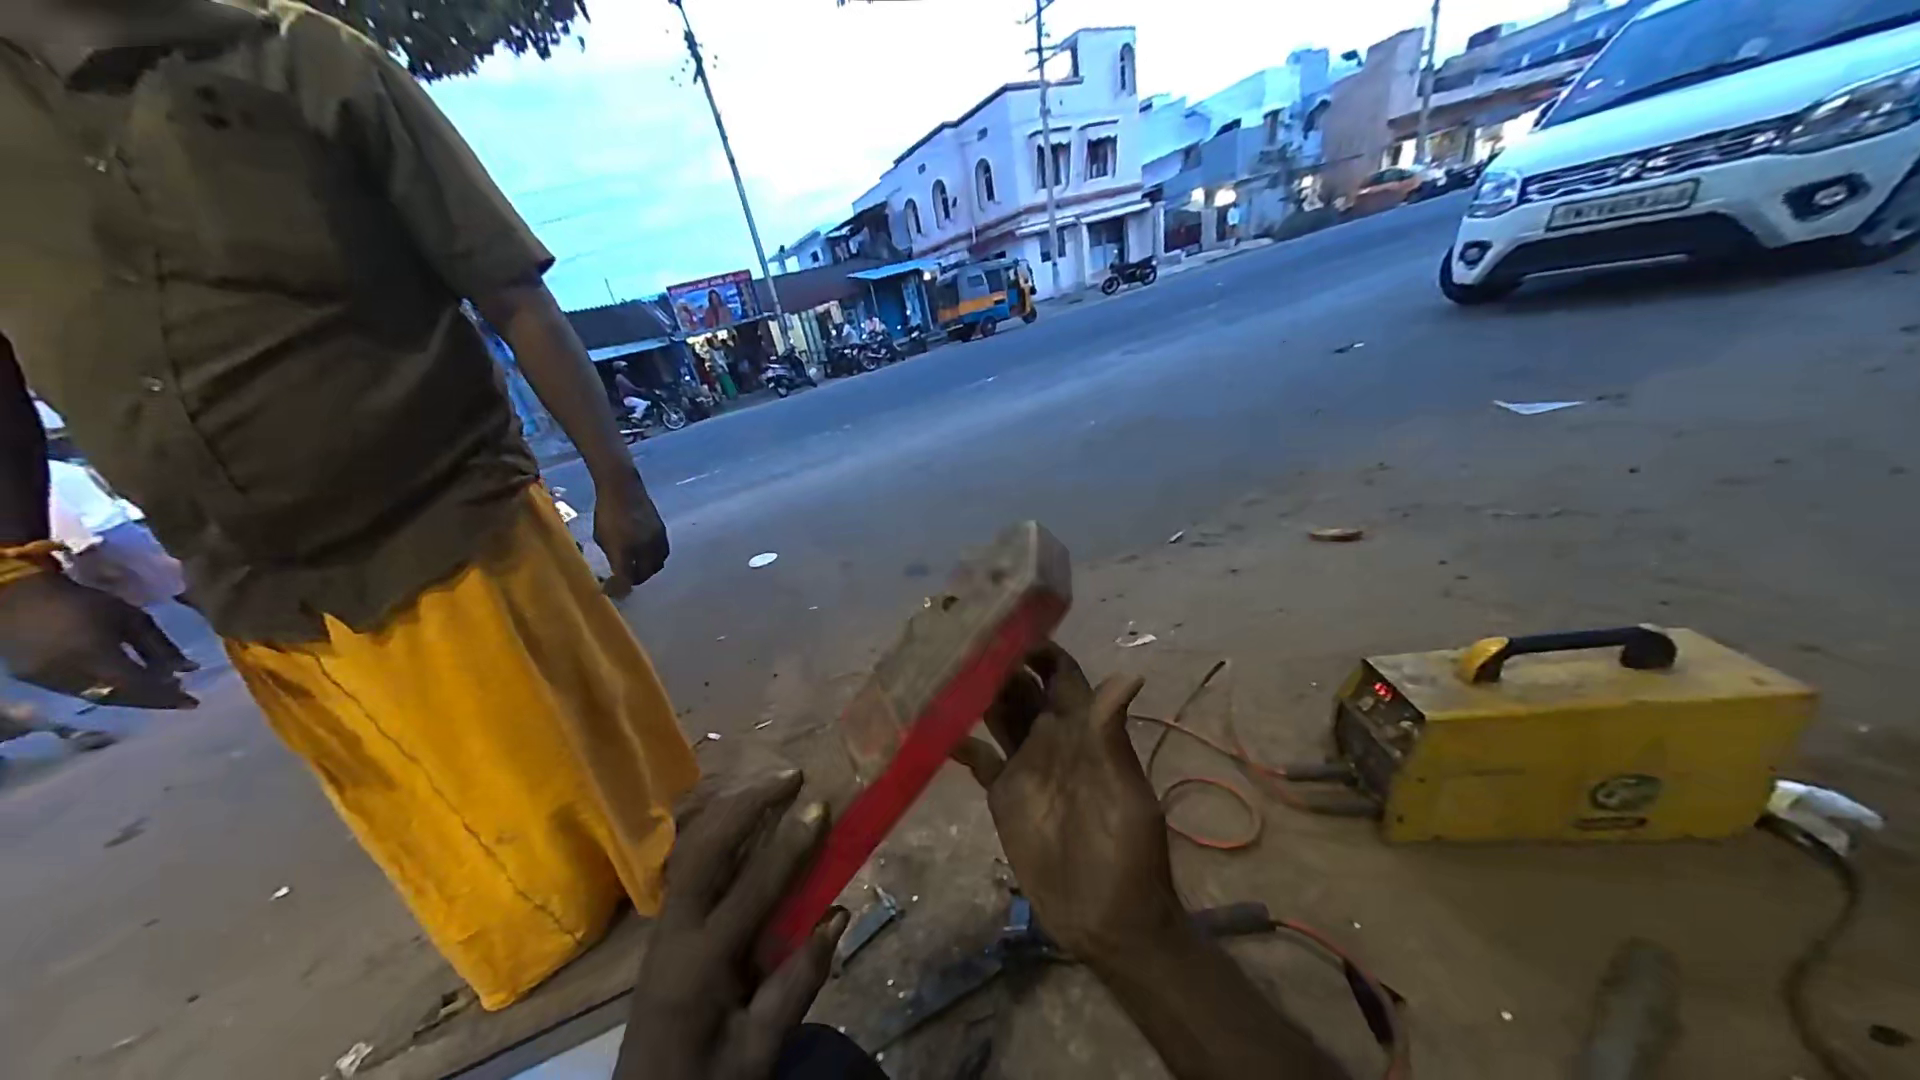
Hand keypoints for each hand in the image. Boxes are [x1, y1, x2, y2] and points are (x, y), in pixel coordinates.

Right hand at [0, 571, 196, 708]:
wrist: (18, 598)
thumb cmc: (86, 604)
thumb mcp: (134, 620)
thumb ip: (161, 647)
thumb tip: (190, 669)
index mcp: (96, 657)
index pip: (138, 686)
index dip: (167, 697)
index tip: (194, 702)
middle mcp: (68, 674)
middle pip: (118, 696)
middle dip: (153, 700)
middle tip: (182, 699)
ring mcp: (45, 680)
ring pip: (97, 698)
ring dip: (132, 698)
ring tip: (163, 692)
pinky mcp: (32, 679)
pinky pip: (78, 693)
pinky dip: (108, 692)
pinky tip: (129, 687)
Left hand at [595, 474, 669, 596]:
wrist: (623, 487)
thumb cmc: (606, 511)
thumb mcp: (601, 537)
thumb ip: (612, 557)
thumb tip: (617, 572)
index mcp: (624, 548)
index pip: (625, 578)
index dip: (618, 589)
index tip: (610, 591)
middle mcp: (644, 547)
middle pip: (644, 574)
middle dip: (633, 580)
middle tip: (623, 580)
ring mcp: (656, 539)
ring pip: (656, 565)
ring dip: (646, 571)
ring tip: (636, 568)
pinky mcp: (663, 533)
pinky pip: (662, 554)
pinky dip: (654, 559)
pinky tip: (645, 556)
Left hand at [620, 771, 849, 1079]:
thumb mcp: (759, 1051)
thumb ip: (798, 983)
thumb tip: (838, 914)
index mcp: (700, 966)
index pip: (751, 890)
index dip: (789, 845)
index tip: (819, 807)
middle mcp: (675, 933)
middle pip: (705, 849)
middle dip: (749, 804)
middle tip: (792, 775)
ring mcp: (664, 927)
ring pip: (692, 849)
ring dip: (732, 809)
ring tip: (772, 783)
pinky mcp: (665, 928)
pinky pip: (690, 864)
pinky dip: (718, 830)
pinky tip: (742, 818)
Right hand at [951, 645, 1181, 960]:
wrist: (1107, 920)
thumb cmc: (1126, 854)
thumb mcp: (1125, 793)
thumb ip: (1112, 735)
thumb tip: (1130, 673)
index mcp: (1083, 730)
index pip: (1059, 673)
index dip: (1038, 648)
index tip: (1006, 628)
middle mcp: (1050, 737)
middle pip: (1021, 687)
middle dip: (996, 662)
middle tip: (958, 638)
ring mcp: (1024, 764)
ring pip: (996, 714)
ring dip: (975, 692)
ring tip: (941, 668)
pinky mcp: (1002, 793)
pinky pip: (978, 757)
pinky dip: (958, 740)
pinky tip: (932, 727)